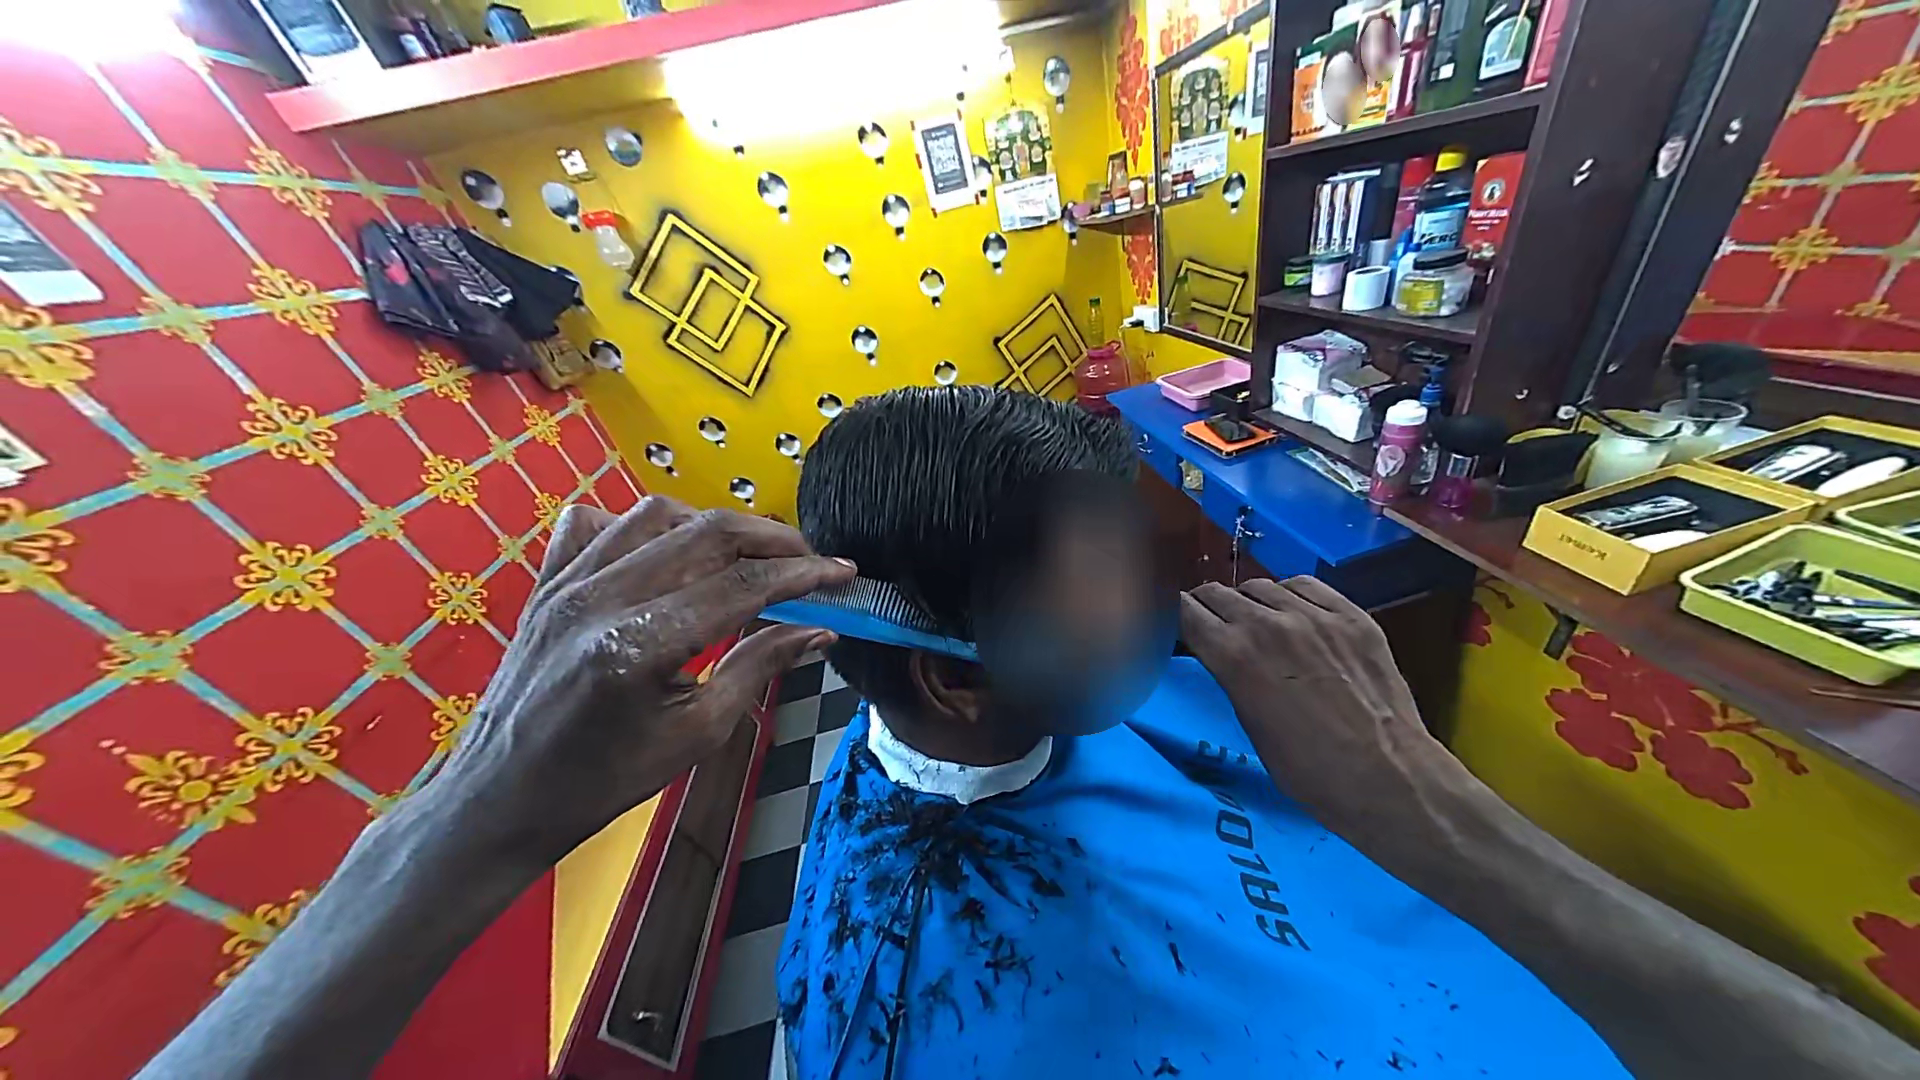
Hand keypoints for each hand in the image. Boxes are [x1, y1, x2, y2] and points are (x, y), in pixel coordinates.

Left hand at [424, 496, 853, 870]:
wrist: (501, 797)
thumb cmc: (605, 779)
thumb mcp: (698, 733)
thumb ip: (761, 666)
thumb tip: (820, 630)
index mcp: (640, 645)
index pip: (743, 585)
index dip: (804, 573)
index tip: (843, 572)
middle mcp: (601, 597)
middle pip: (708, 534)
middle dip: (773, 539)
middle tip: (809, 560)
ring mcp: (568, 580)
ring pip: (660, 514)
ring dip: (717, 526)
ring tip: (749, 554)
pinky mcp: (548, 579)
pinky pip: (602, 522)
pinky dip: (649, 525)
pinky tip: (670, 549)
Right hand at [1180, 576, 1468, 859]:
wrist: (1389, 780)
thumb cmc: (1306, 769)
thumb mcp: (1247, 720)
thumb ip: (1227, 673)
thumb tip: (1216, 648)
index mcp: (1233, 654)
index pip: (1185, 610)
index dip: (1175, 615)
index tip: (1175, 623)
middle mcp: (1267, 623)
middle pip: (1217, 593)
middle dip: (1207, 607)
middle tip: (1213, 625)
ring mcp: (1314, 615)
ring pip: (1259, 586)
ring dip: (1249, 602)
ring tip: (1258, 622)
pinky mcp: (1351, 615)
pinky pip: (1304, 586)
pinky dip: (1289, 596)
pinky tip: (1294, 614)